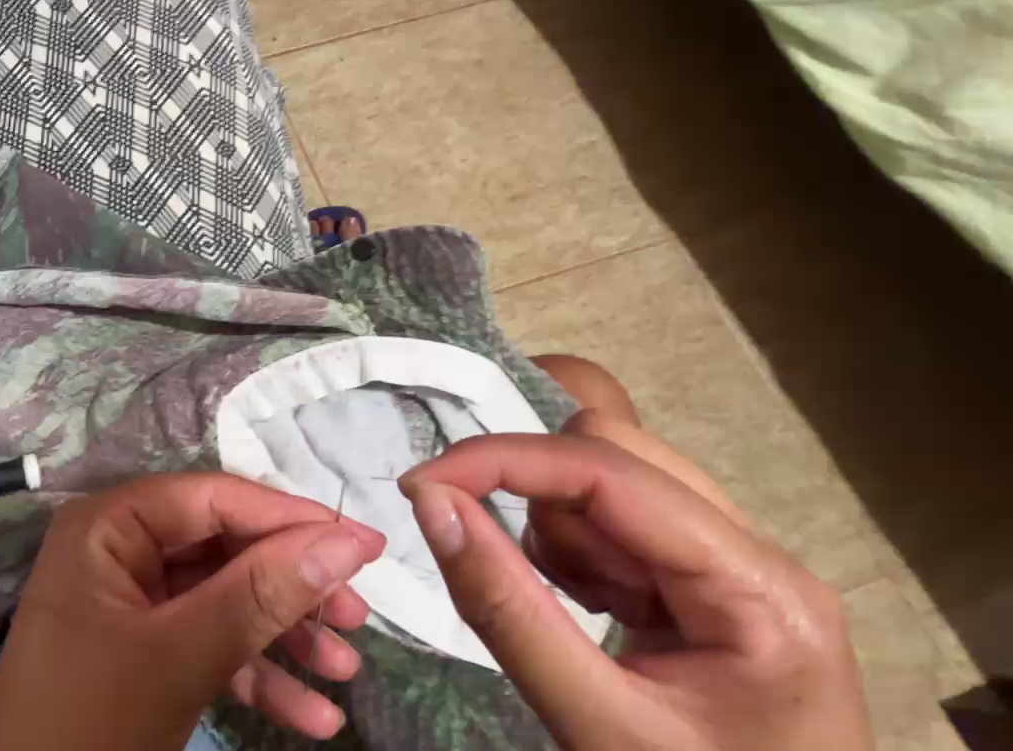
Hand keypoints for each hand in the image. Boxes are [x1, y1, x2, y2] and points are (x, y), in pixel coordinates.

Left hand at [0, 473, 385, 750]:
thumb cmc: (91, 718)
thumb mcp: (180, 655)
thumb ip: (260, 595)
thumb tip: (346, 542)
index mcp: (109, 524)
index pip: (211, 498)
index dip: (288, 517)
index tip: (364, 544)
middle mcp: (117, 548)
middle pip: (221, 547)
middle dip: (290, 584)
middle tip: (357, 615)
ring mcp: (127, 601)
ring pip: (221, 598)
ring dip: (283, 633)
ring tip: (344, 667)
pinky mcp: (138, 650)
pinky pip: (205, 642)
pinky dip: (255, 674)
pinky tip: (312, 716)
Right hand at [399, 410, 873, 750]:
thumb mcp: (596, 726)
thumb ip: (507, 611)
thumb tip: (430, 502)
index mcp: (757, 587)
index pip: (608, 471)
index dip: (502, 461)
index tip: (419, 487)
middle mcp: (757, 552)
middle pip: (614, 453)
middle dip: (541, 498)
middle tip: (519, 570)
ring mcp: (736, 561)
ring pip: (608, 476)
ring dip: (558, 528)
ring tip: (577, 608)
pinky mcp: (708, 576)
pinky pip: (614, 517)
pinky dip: (575, 549)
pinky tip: (594, 608)